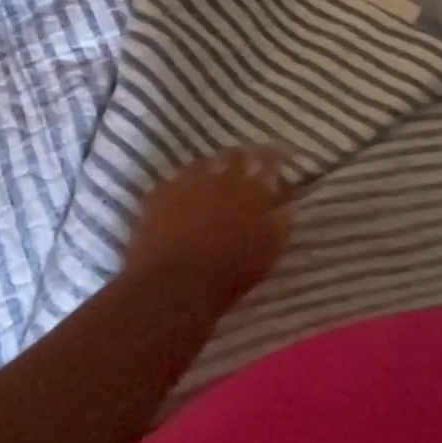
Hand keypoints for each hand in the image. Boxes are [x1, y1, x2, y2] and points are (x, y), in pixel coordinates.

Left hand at [123, 146, 291, 303]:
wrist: (172, 287)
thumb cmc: (230, 271)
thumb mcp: (270, 248)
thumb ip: (280, 221)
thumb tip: (284, 206)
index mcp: (254, 188)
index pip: (270, 159)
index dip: (277, 157)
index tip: (282, 159)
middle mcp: (222, 178)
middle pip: (236, 155)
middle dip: (244, 157)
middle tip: (248, 165)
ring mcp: (187, 184)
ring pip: (202, 164)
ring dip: (211, 168)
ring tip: (213, 177)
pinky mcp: (158, 198)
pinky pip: (172, 181)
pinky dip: (181, 184)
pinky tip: (182, 193)